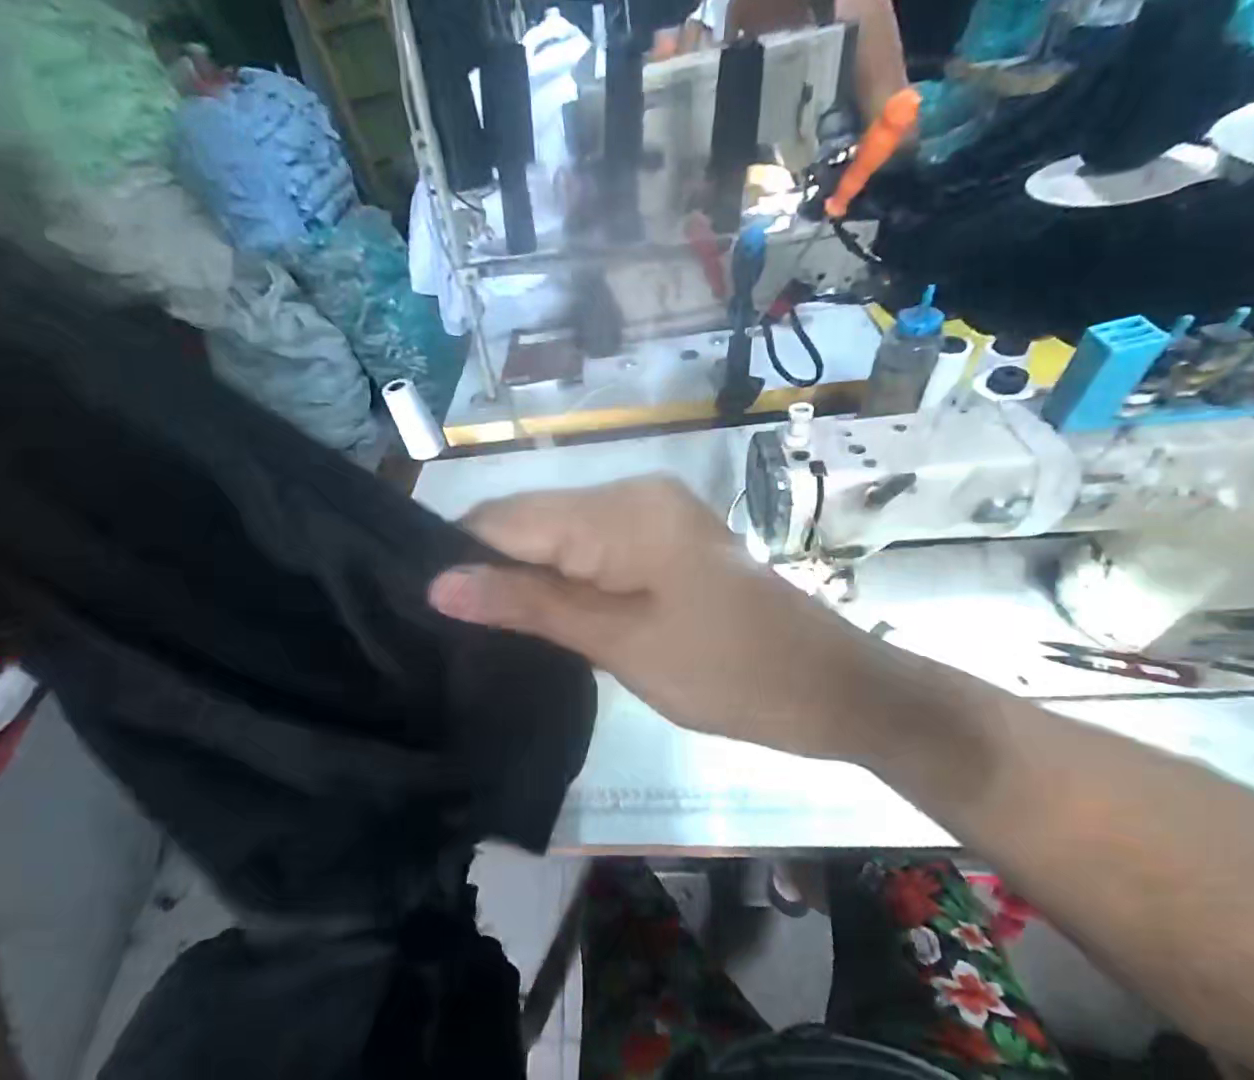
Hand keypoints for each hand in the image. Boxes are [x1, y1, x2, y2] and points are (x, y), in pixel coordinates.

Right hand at [428, 477, 876, 758]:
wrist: (830, 687)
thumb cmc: (728, 672)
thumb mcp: (619, 643)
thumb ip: (528, 606)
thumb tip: (439, 585)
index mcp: (620, 510)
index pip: (506, 517)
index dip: (460, 558)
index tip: (424, 608)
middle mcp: (630, 493)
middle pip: (529, 520)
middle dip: (490, 569)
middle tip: (453, 630)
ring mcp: (649, 512)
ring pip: (556, 534)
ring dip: (523, 577)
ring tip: (487, 628)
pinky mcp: (661, 536)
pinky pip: (589, 545)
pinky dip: (562, 576)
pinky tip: (541, 613)